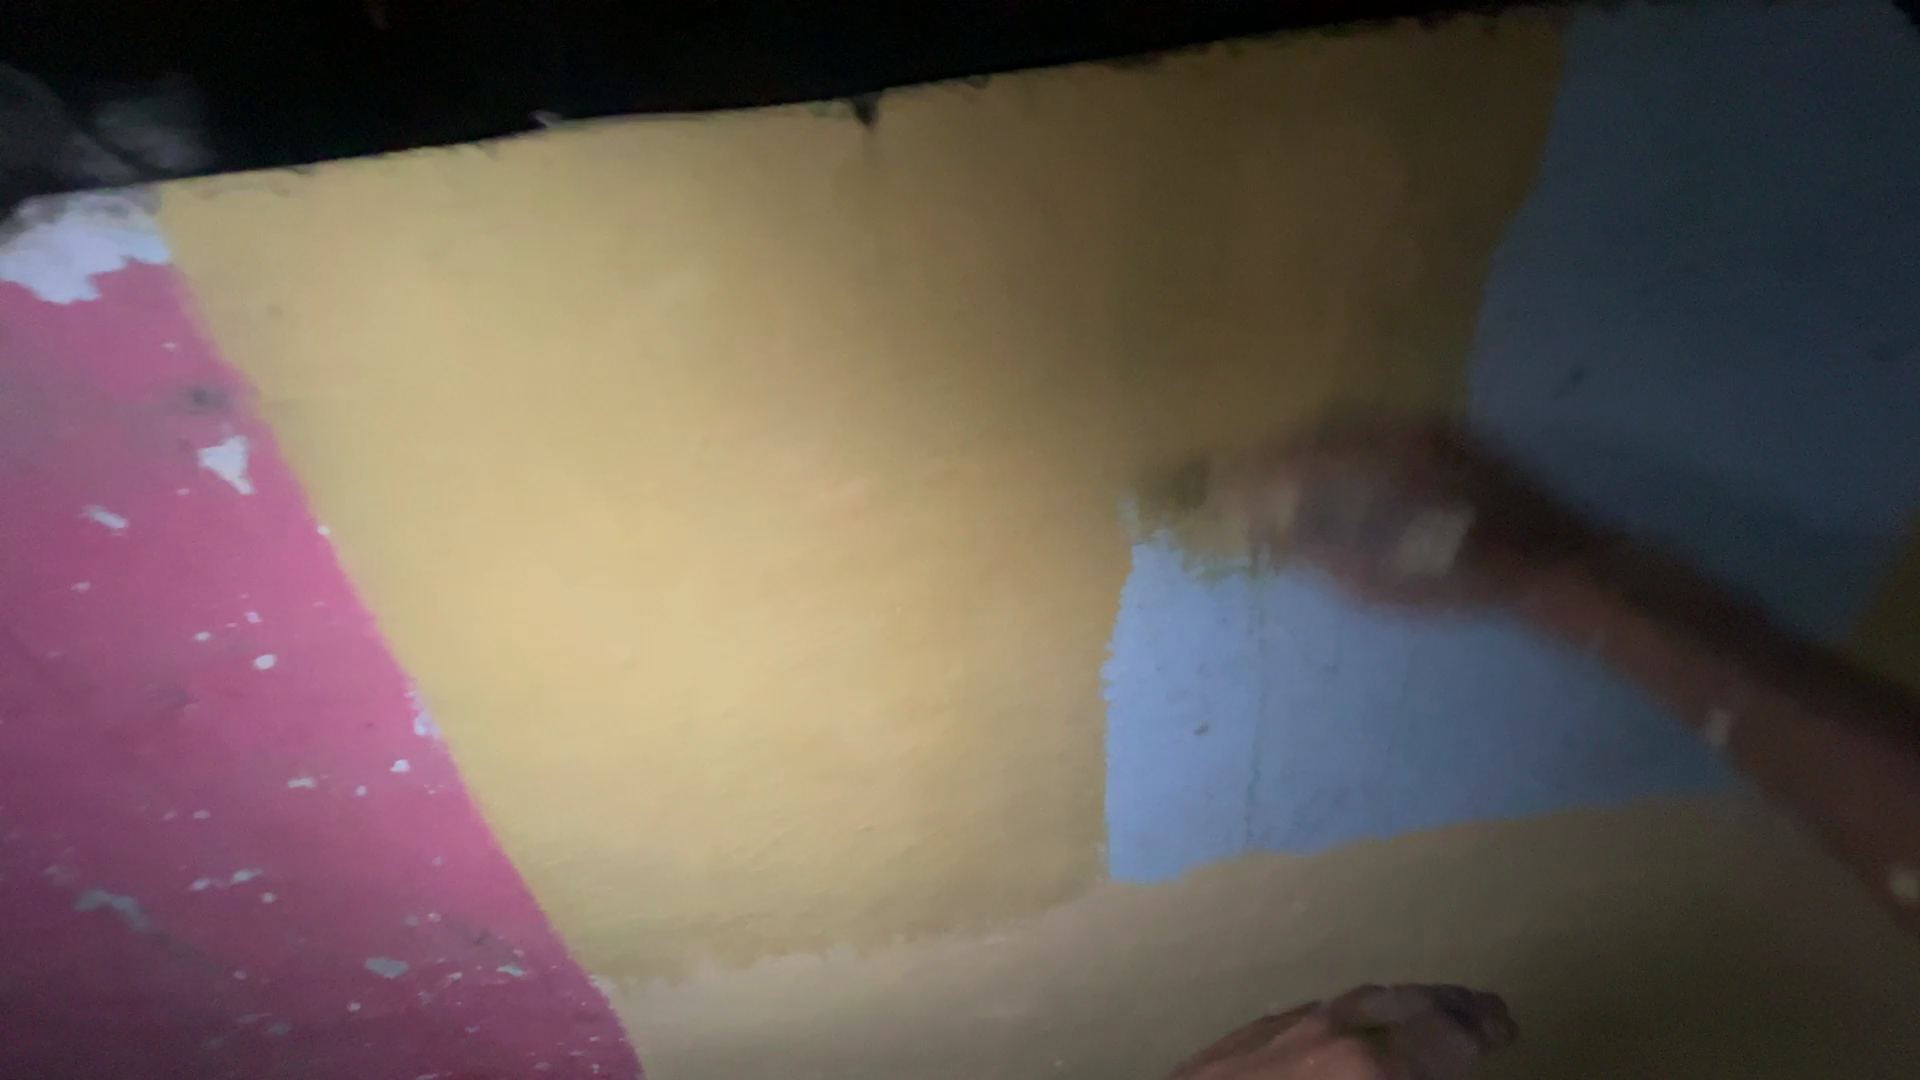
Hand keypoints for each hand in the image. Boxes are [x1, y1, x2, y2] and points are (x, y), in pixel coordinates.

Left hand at [1168, 984, 1517, 1079]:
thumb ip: (1411, 1078)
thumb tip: (1437, 1066)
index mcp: (1374, 1068)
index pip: (1445, 1031)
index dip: (1482, 1026)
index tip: (1508, 1024)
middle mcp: (1336, 1031)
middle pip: (1406, 1002)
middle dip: (1450, 1004)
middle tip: (1485, 1008)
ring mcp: (1292, 1023)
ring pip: (1361, 998)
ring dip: (1404, 1001)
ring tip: (1433, 1006)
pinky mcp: (1258, 1029)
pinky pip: (1322, 1007)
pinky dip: (1357, 1009)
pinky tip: (1360, 1020)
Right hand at [1198, 419, 1598, 608]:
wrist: (1551, 557)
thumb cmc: (1459, 578)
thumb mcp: (1376, 579)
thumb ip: (1315, 549)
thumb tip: (1265, 532)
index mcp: (1377, 468)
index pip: (1296, 462)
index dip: (1253, 475)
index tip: (1222, 489)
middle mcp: (1396, 434)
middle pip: (1315, 433)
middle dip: (1274, 456)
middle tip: (1245, 479)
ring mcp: (1422, 428)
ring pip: (1344, 426)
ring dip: (1305, 448)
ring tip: (1280, 475)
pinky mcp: (1440, 432)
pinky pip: (1373, 428)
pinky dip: (1339, 445)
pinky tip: (1330, 470)